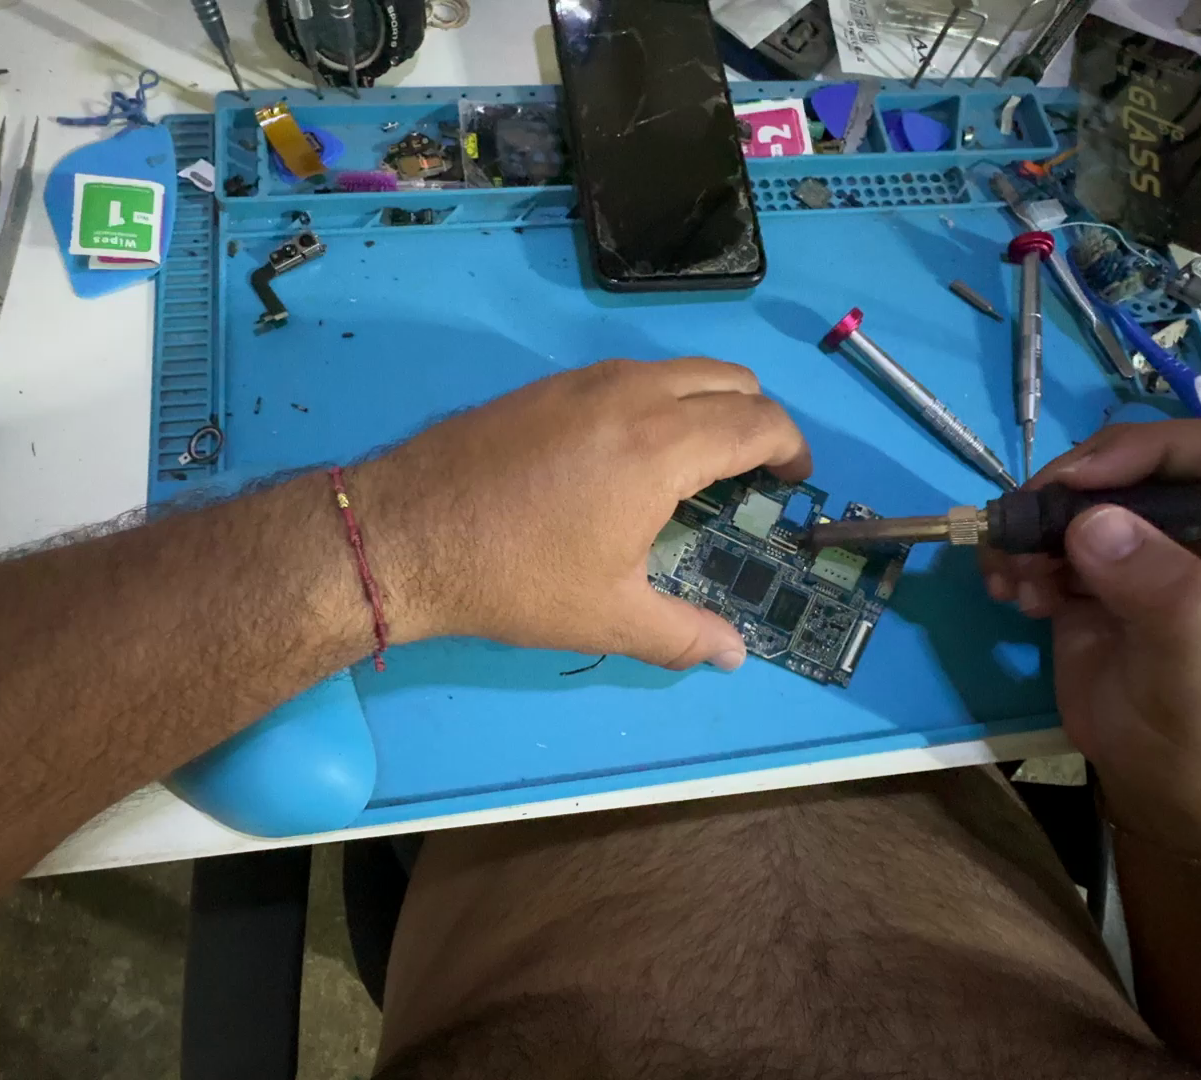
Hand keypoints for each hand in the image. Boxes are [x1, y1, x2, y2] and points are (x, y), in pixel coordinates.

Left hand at [354, 359, 810, 669]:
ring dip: (705, 404)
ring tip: (694, 461)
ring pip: (676, 369)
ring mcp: (583, 380)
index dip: (791, 446)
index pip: (759, 421)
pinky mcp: (546, 384)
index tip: (794, 476)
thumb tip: (734, 655)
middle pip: (728, 379)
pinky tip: (627, 452)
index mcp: (662, 445)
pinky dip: (657, 400)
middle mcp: (632, 393)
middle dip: (756, 419)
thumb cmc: (515, 578)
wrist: (406, 533)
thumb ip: (685, 636)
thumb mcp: (608, 617)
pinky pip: (628, 376)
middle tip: (751, 470)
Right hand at [981, 420, 1200, 856]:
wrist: (1168, 798)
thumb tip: (1093, 522)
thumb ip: (1165, 599)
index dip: (1150, 450)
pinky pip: (1045, 544)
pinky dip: (1015, 558)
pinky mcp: (1092, 582)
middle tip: (1018, 526)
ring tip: (1010, 579)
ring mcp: (1144, 558)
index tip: (1076, 480)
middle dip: (1068, 494)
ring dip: (1030, 530)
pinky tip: (1009, 594)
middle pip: (1134, 472)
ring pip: (1078, 505)